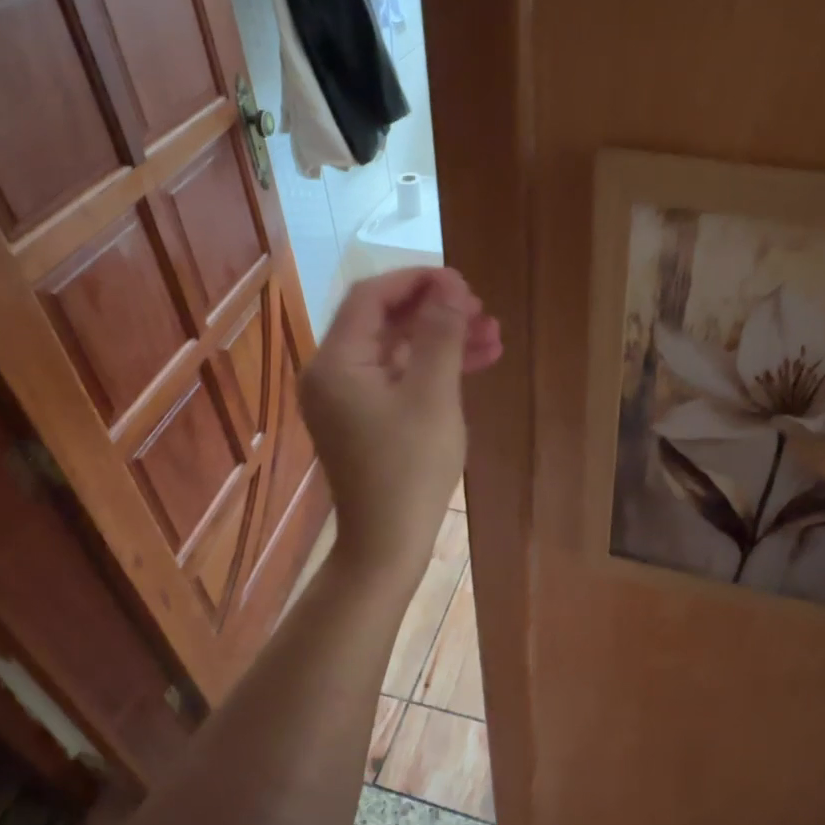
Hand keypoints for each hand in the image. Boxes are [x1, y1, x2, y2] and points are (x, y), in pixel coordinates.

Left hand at [299, 268, 501, 574]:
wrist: (387, 544)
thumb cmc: (410, 468)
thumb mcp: (433, 395)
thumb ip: (440, 334)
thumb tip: (449, 286)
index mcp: (336, 362)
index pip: (371, 297)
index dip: (418, 280)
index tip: (463, 283)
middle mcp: (331, 373)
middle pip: (384, 321)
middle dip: (436, 311)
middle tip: (482, 311)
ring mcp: (346, 398)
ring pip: (396, 350)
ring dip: (442, 339)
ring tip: (493, 337)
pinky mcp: (363, 418)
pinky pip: (397, 377)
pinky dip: (432, 369)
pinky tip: (476, 364)